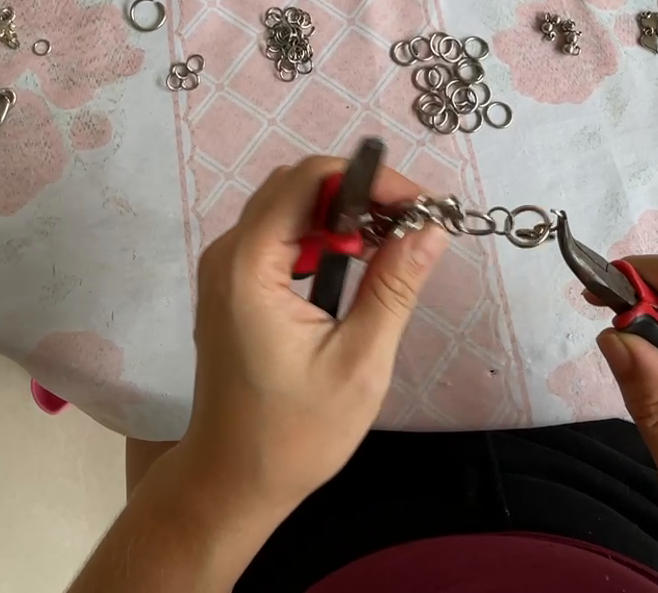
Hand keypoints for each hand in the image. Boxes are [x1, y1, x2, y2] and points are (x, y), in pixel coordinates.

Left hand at [179, 156, 449, 517]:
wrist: (232, 479)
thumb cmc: (294, 433)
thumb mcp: (359, 362)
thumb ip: (393, 288)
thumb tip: (430, 229)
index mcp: (251, 266)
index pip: (309, 180)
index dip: (367, 178)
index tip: (417, 205)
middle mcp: (229, 252)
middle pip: (298, 185)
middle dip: (359, 192)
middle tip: (410, 222)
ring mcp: (226, 265)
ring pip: (289, 205)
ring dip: (342, 212)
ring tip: (391, 240)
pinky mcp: (233, 281)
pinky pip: (280, 232)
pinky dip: (322, 233)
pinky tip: (355, 260)